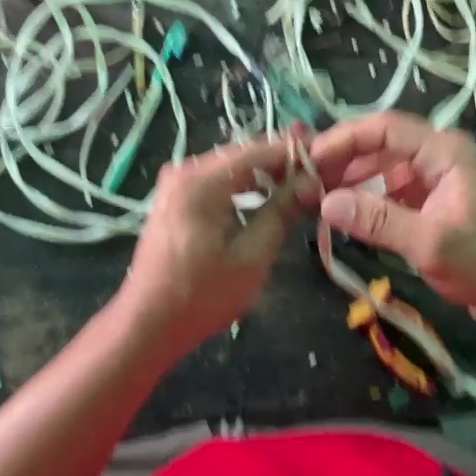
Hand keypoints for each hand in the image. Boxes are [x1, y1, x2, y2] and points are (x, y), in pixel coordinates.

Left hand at [116, 139, 320, 354]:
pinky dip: (242, 190)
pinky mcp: (175, 200)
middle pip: (244, 157)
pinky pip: (217, 184)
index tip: (328, 160)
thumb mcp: (252, 255)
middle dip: (281, 166)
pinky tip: (266, 203)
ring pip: (231, 170)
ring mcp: (175, 185)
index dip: (295, 154)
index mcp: (201, 181)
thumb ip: (282, 212)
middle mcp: (184, 171)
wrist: (147, 324)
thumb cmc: (201, 295)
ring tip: (300, 191)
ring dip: (263, 178)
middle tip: (318, 178)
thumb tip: (312, 182)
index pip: (259, 151)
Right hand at [309, 112, 475, 338]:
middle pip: (382, 145)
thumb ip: (377, 221)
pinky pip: (395, 191)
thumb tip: (325, 202)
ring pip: (385, 169)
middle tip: (308, 183)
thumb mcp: (430, 243)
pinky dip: (370, 200)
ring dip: (354, 181)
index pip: (385, 128)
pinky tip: (348, 216)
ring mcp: (440, 180)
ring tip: (320, 199)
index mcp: (445, 152)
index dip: (344, 139)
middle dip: (344, 161)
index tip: (310, 160)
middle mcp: (441, 157)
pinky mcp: (437, 203)